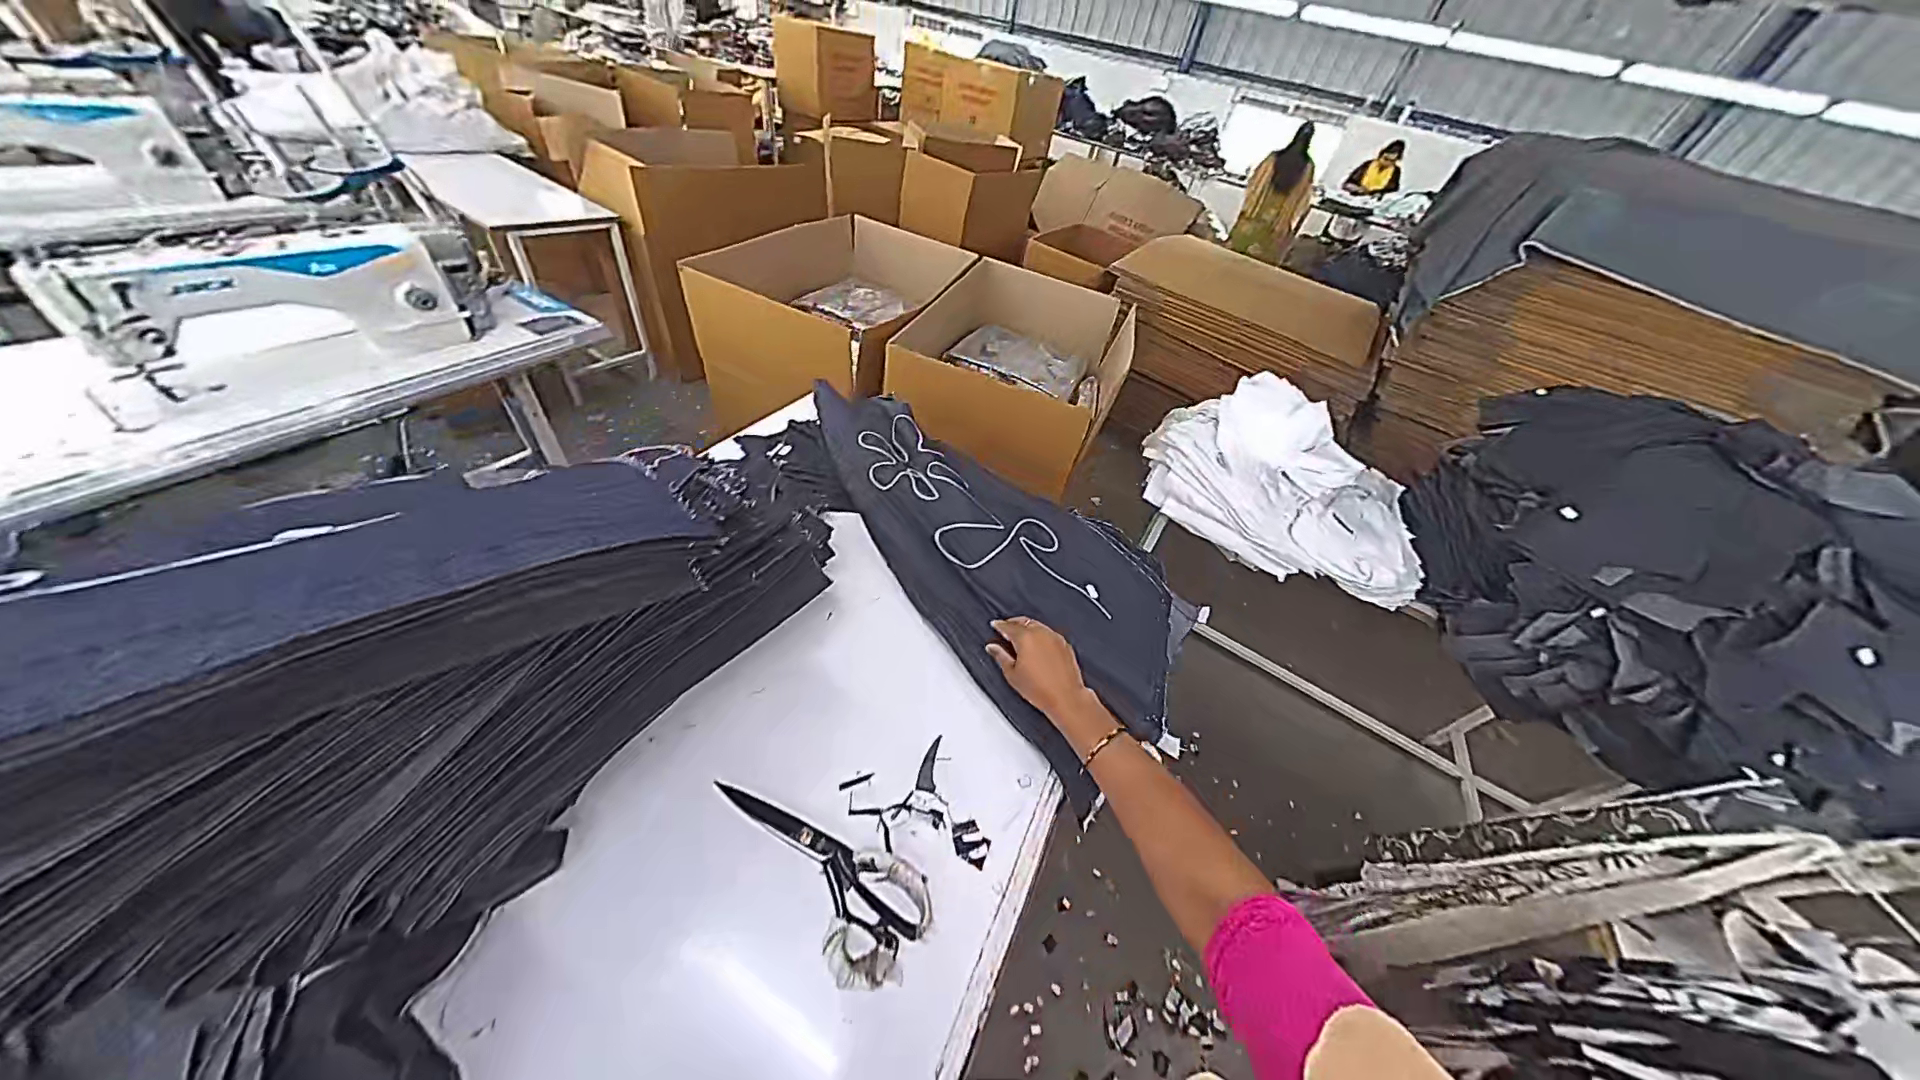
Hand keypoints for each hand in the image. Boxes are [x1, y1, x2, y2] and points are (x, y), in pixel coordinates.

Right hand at [986, 617, 1101, 739]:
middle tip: (1006, 629)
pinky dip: (1041, 636)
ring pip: (1038, 626)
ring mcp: (1055, 638)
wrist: (1066, 697)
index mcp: (1025, 638)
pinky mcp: (1065, 645)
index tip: (995, 625)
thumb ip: (1001, 656)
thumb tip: (992, 647)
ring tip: (1021, 638)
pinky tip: (1037, 646)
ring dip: (1028, 628)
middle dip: (1013, 623)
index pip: (1008, 626)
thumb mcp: (1012, 674)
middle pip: (1024, 622)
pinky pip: (1049, 634)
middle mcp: (1041, 633)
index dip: (999, 625)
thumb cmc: (1041, 689)